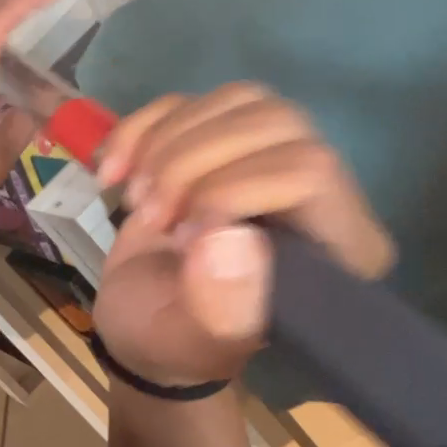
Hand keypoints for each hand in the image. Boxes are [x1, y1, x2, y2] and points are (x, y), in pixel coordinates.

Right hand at [92, 83, 393, 385]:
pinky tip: (110, 172)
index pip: (306, 169)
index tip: (181, 240)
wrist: (137, 330)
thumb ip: (218, 305)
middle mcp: (313, 191)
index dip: (230, 189)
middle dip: (187, 164)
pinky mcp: (209, 150)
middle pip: (271, 121)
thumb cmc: (171, 344)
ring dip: (162, 144)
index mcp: (335, 245)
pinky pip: (184, 103)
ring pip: (233, 102)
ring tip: (134, 200)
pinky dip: (136, 129)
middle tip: (150, 216)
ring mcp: (259, 162)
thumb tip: (226, 234)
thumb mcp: (192, 342)